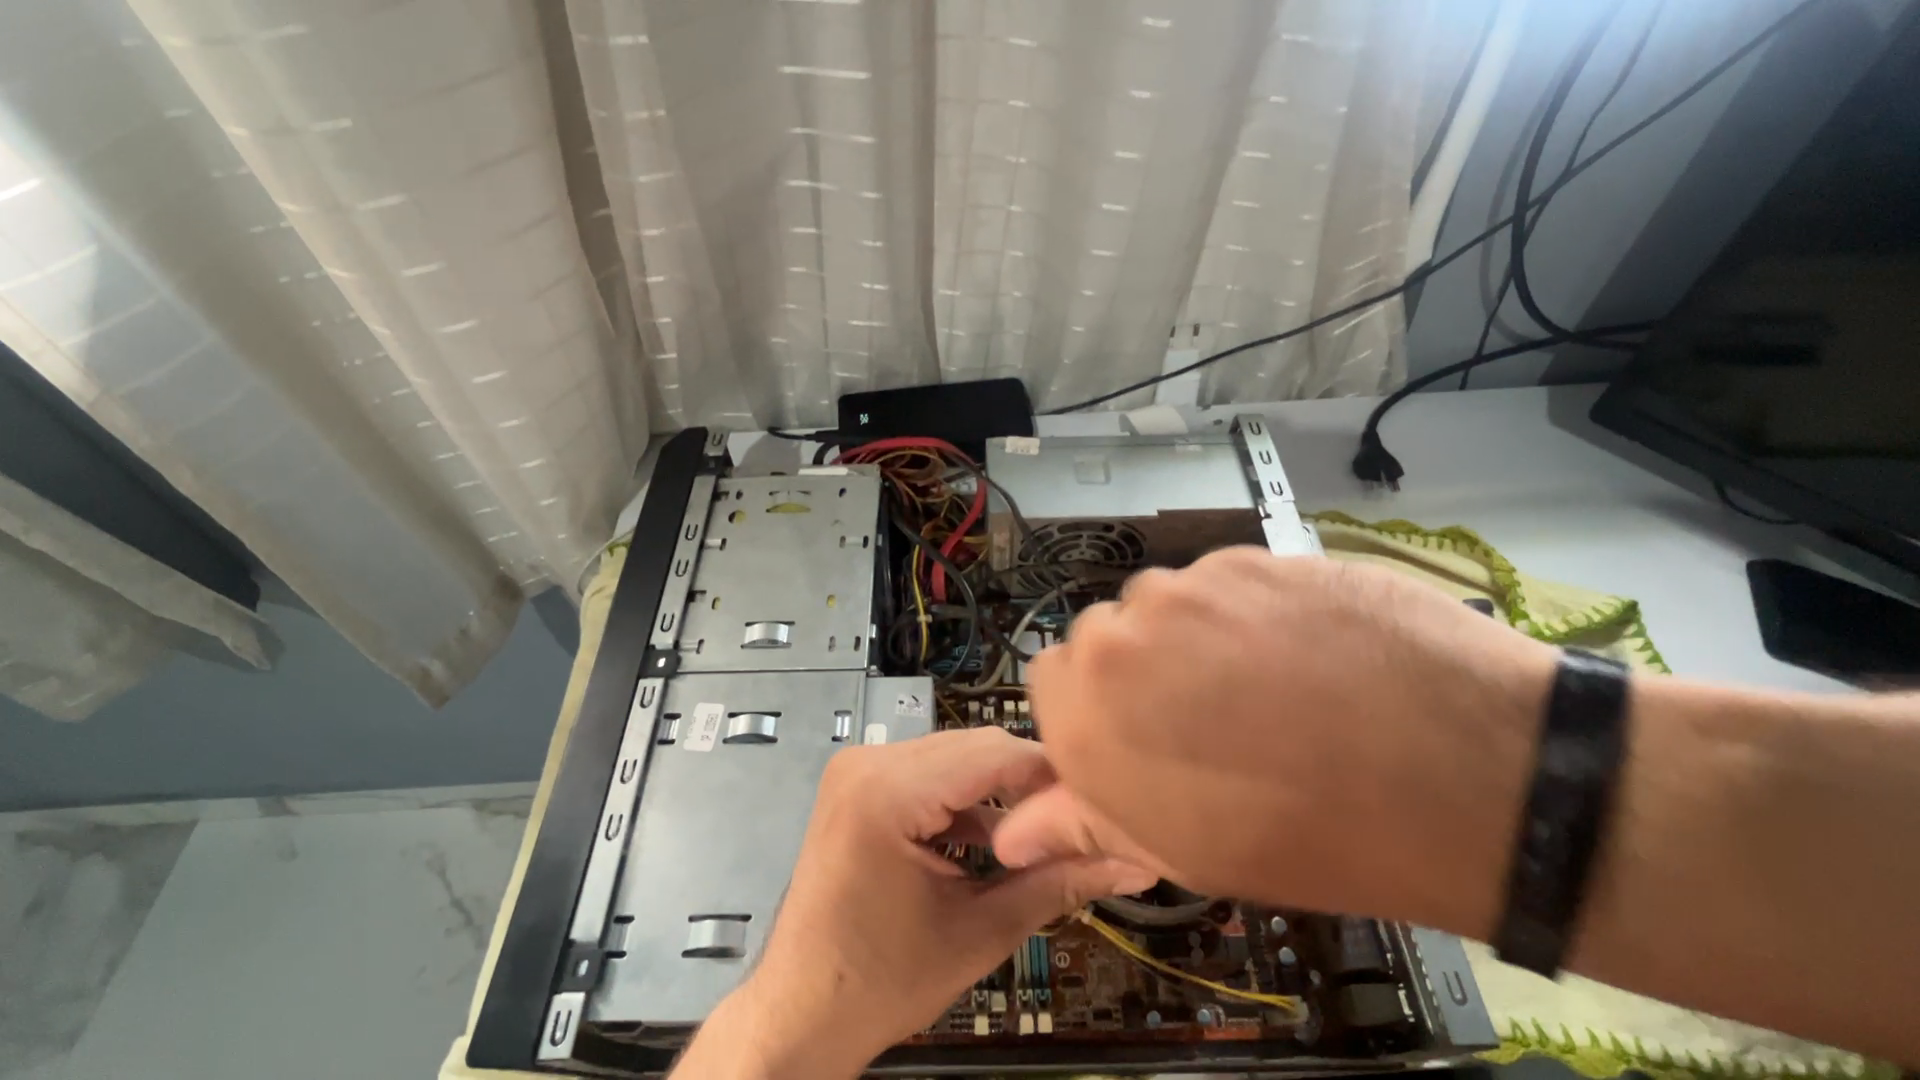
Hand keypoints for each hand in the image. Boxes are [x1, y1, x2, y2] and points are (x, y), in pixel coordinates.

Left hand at [678, 727, 1155, 1078]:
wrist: (801, 1013)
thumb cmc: (880, 982)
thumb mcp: (980, 932)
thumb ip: (1059, 883)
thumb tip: (1134, 861)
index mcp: (887, 790)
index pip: (997, 752)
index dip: (1057, 775)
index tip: (1104, 807)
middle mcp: (869, 761)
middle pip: (977, 748)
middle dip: (1032, 785)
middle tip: (1081, 826)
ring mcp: (860, 770)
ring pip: (958, 759)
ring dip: (1002, 794)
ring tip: (1047, 838)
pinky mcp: (860, 787)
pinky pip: (930, 776)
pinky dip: (967, 803)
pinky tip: (995, 843)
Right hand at [993, 547, 1559, 940]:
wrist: (1460, 776)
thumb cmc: (1307, 836)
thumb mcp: (1182, 848)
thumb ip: (1083, 824)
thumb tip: (1010, 834)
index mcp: (1085, 713)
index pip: (1052, 683)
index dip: (1098, 715)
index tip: (1143, 740)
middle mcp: (1121, 637)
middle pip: (1107, 637)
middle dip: (1143, 672)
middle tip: (1211, 718)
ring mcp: (1192, 586)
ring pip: (1169, 604)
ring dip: (1198, 636)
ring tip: (1269, 684)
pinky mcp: (1256, 555)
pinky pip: (1229, 579)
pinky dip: (1253, 610)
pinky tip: (1309, 652)